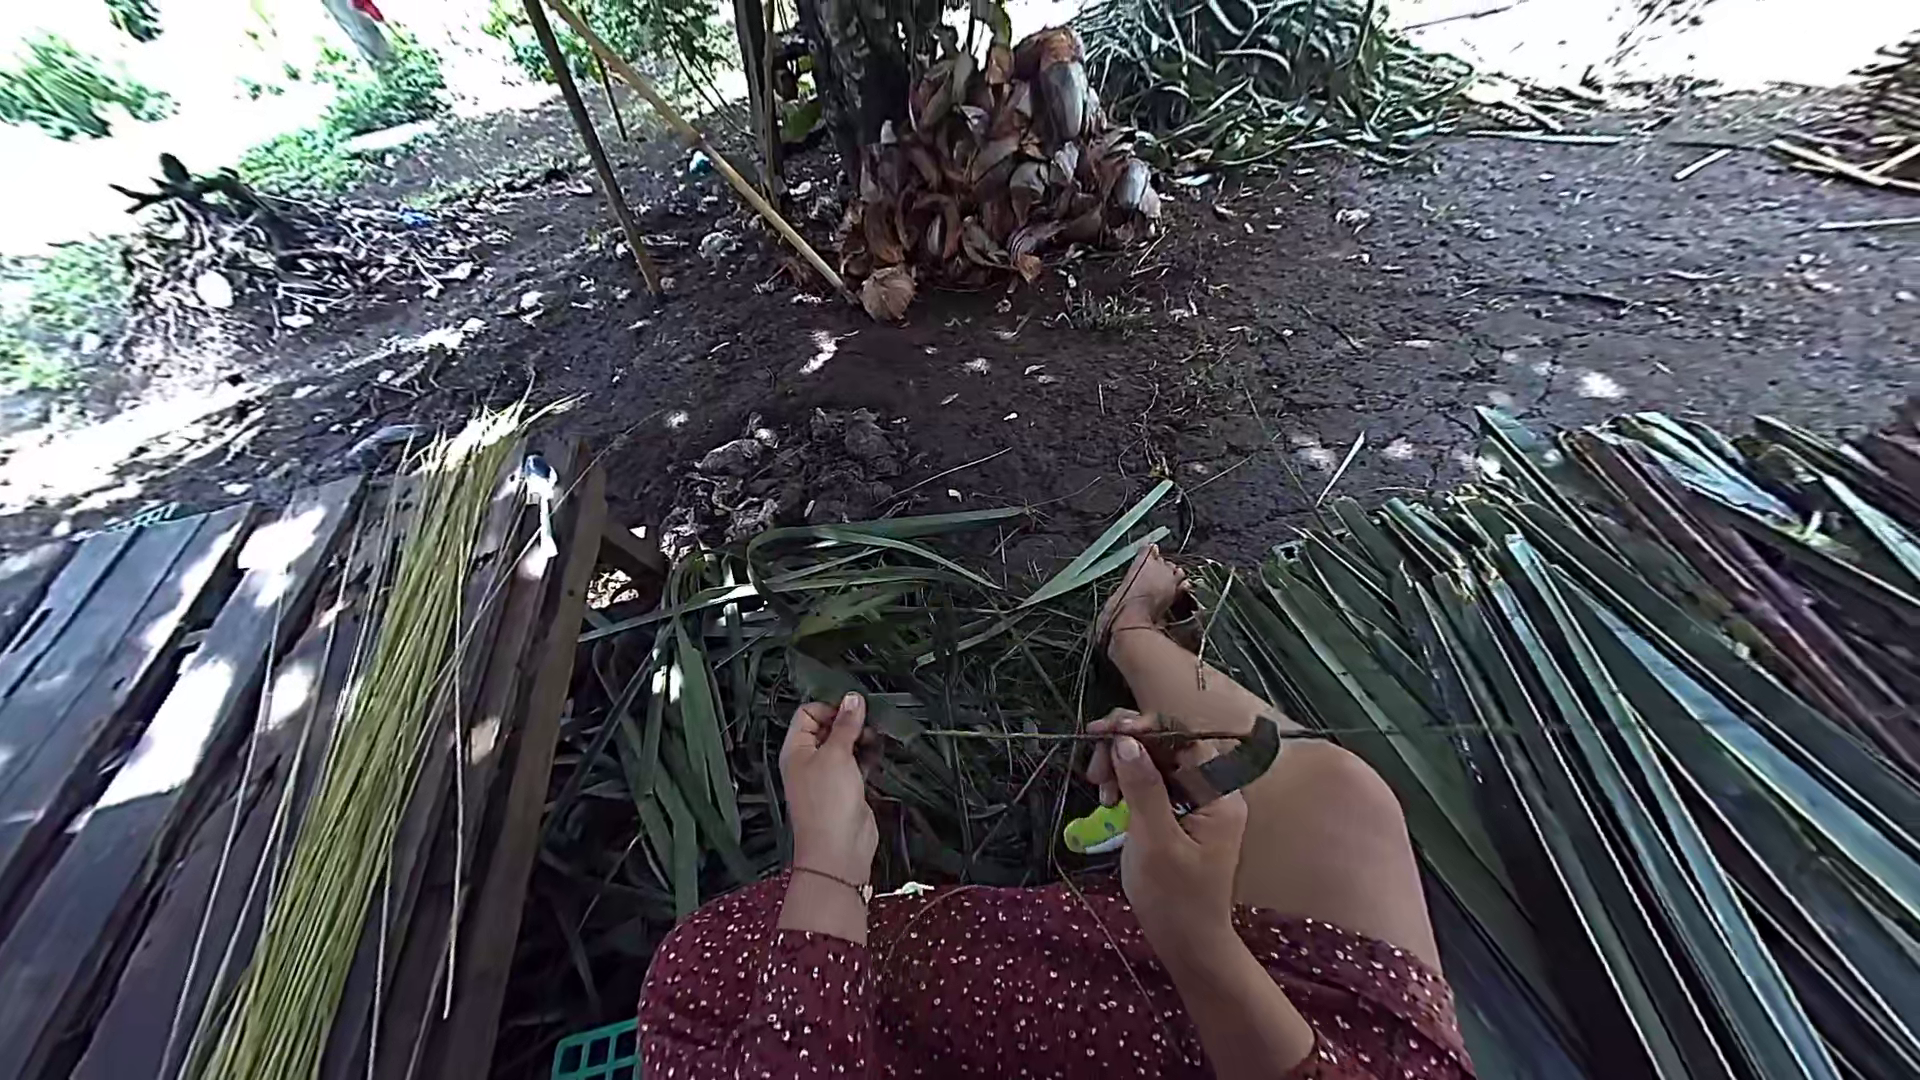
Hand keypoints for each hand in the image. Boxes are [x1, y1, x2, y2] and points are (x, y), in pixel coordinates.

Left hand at [780, 692, 878, 884]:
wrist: (840, 849)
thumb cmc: (828, 800)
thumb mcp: (836, 754)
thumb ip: (846, 724)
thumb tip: (853, 697)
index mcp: (796, 748)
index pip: (808, 713)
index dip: (829, 707)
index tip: (851, 708)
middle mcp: (810, 758)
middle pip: (829, 726)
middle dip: (849, 721)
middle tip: (868, 722)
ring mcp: (829, 773)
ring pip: (846, 743)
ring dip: (862, 737)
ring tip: (875, 738)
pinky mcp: (847, 785)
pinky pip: (857, 760)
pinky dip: (868, 754)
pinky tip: (879, 751)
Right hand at [1106, 728, 1247, 961]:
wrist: (1186, 946)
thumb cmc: (1175, 898)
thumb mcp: (1155, 841)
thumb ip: (1142, 787)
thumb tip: (1124, 739)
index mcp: (1218, 793)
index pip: (1182, 739)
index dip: (1144, 728)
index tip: (1107, 733)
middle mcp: (1208, 788)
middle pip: (1163, 744)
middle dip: (1125, 748)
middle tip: (1094, 770)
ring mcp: (1191, 798)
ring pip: (1150, 758)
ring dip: (1119, 764)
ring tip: (1098, 788)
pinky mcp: (1173, 808)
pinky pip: (1146, 778)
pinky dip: (1123, 781)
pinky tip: (1107, 797)